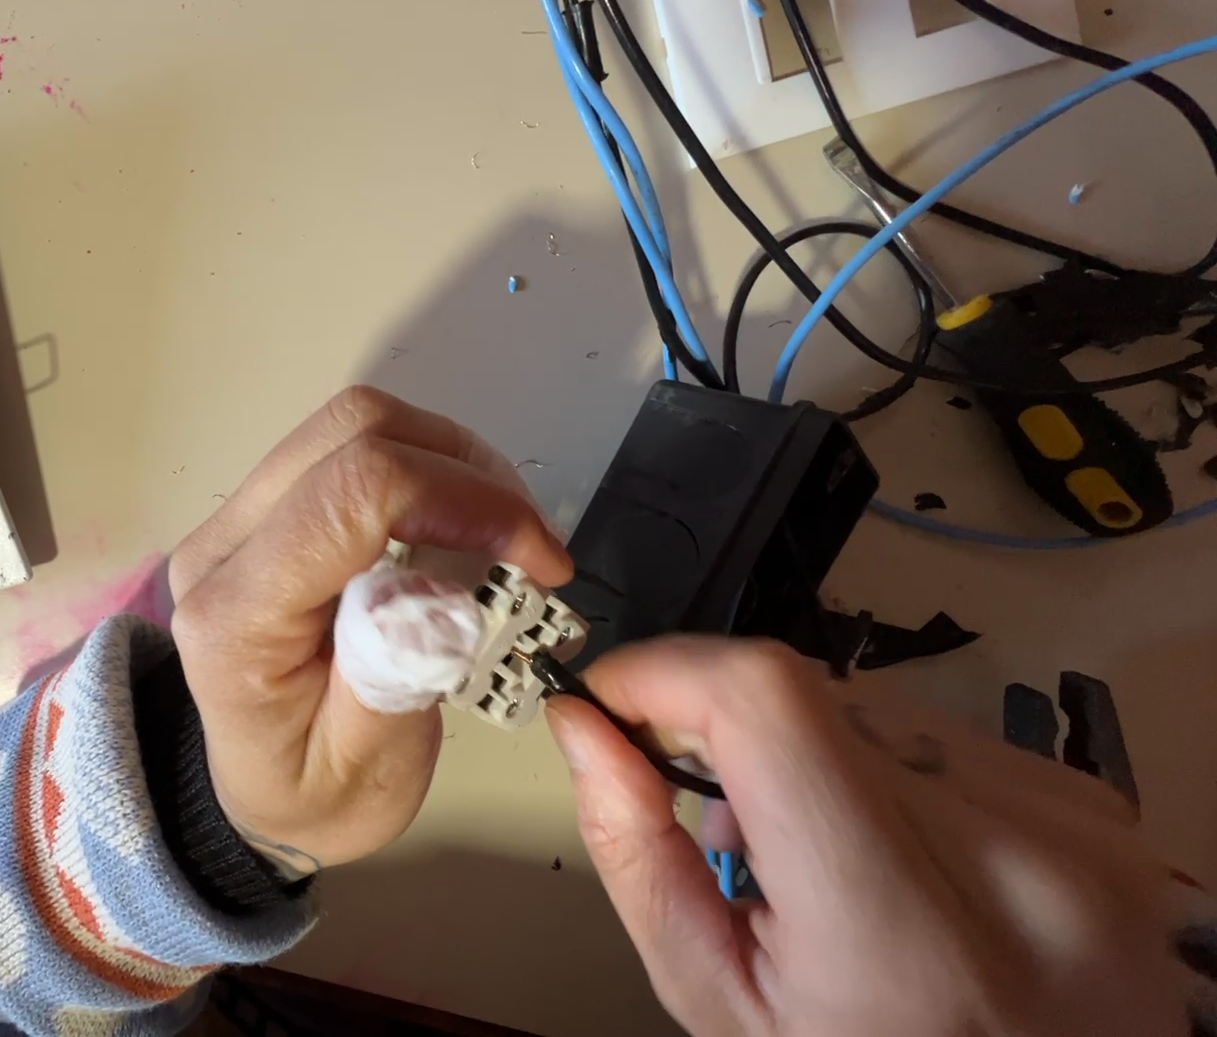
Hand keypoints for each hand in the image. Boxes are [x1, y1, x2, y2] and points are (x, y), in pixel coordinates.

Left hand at [167, 387, 570, 876]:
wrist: (254, 785)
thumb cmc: (312, 794)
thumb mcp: (366, 772)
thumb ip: (398, 673)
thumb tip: (445, 584)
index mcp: (236, 619)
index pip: (348, 498)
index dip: (461, 498)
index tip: (539, 554)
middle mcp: (222, 546)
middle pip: (350, 431)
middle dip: (463, 469)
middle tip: (527, 543)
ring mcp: (235, 518)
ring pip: (350, 424)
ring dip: (445, 461)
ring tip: (497, 533)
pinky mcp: (261, 509)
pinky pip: (345, 448)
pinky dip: (420, 467)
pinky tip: (452, 522)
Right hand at [546, 638, 1182, 1036]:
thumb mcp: (710, 992)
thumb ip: (631, 850)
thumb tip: (580, 720)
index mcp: (901, 934)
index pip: (764, 702)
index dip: (663, 671)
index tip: (611, 701)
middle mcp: (1010, 858)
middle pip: (793, 692)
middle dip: (705, 714)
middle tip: (689, 785)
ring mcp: (1065, 823)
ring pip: (843, 697)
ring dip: (778, 738)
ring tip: (786, 828)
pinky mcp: (1082, 798)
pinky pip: (908, 721)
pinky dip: (846, 752)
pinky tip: (858, 828)